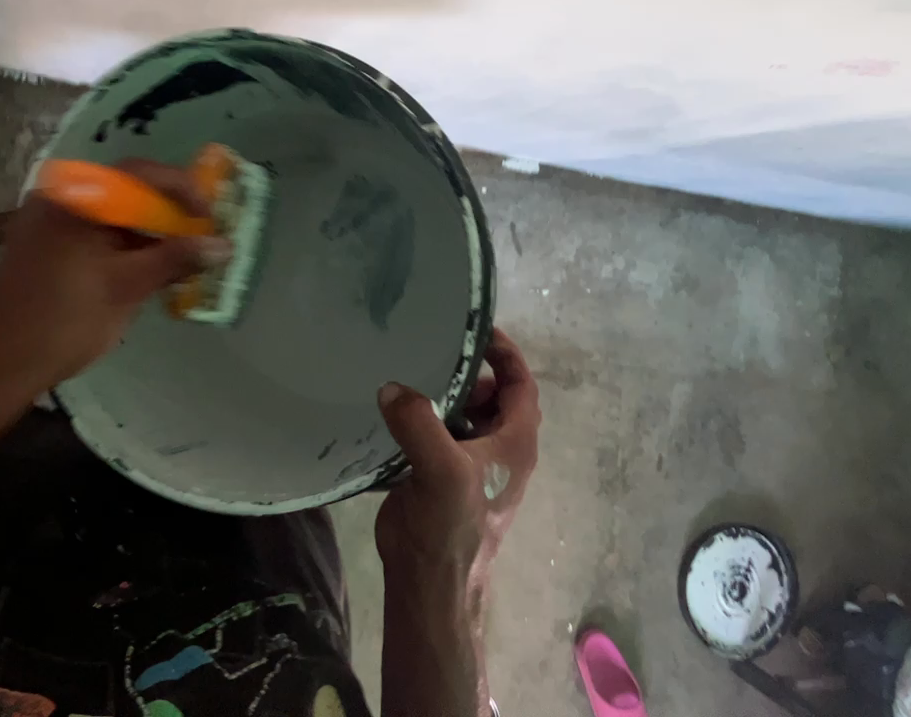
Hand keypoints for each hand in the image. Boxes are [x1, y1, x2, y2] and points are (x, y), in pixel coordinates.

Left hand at [0, 158, 225, 394]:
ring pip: (108, 212)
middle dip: (166, 211)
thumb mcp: (129, 286)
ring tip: (176, 256)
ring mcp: (45, 219)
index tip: (209, 217)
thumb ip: (177, 258)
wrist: (3, 363)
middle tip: (198, 235)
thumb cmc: (68, 319)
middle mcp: (58, 196)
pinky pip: (90, 229)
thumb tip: (223, 245)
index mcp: (77, 197)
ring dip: (144, 229)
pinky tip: (141, 267)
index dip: (183, 189)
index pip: (141, 172)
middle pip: (125, 190)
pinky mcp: (41, 243)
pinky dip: (119, 242)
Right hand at [375, 328, 539, 585]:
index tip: (476, 327)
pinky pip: (433, 430)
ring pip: (460, 411)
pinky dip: (419, 412)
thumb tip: (393, 387)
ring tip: (406, 365)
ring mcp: (467, 462)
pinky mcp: (437, 473)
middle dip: (466, 369)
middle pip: (490, 394)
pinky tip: (390, 401)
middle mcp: (497, 449)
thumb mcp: (443, 471)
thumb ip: (420, 424)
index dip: (505, 353)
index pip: (520, 384)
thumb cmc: (451, 527)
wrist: (428, 582)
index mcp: (514, 443)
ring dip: (441, 390)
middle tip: (429, 345)